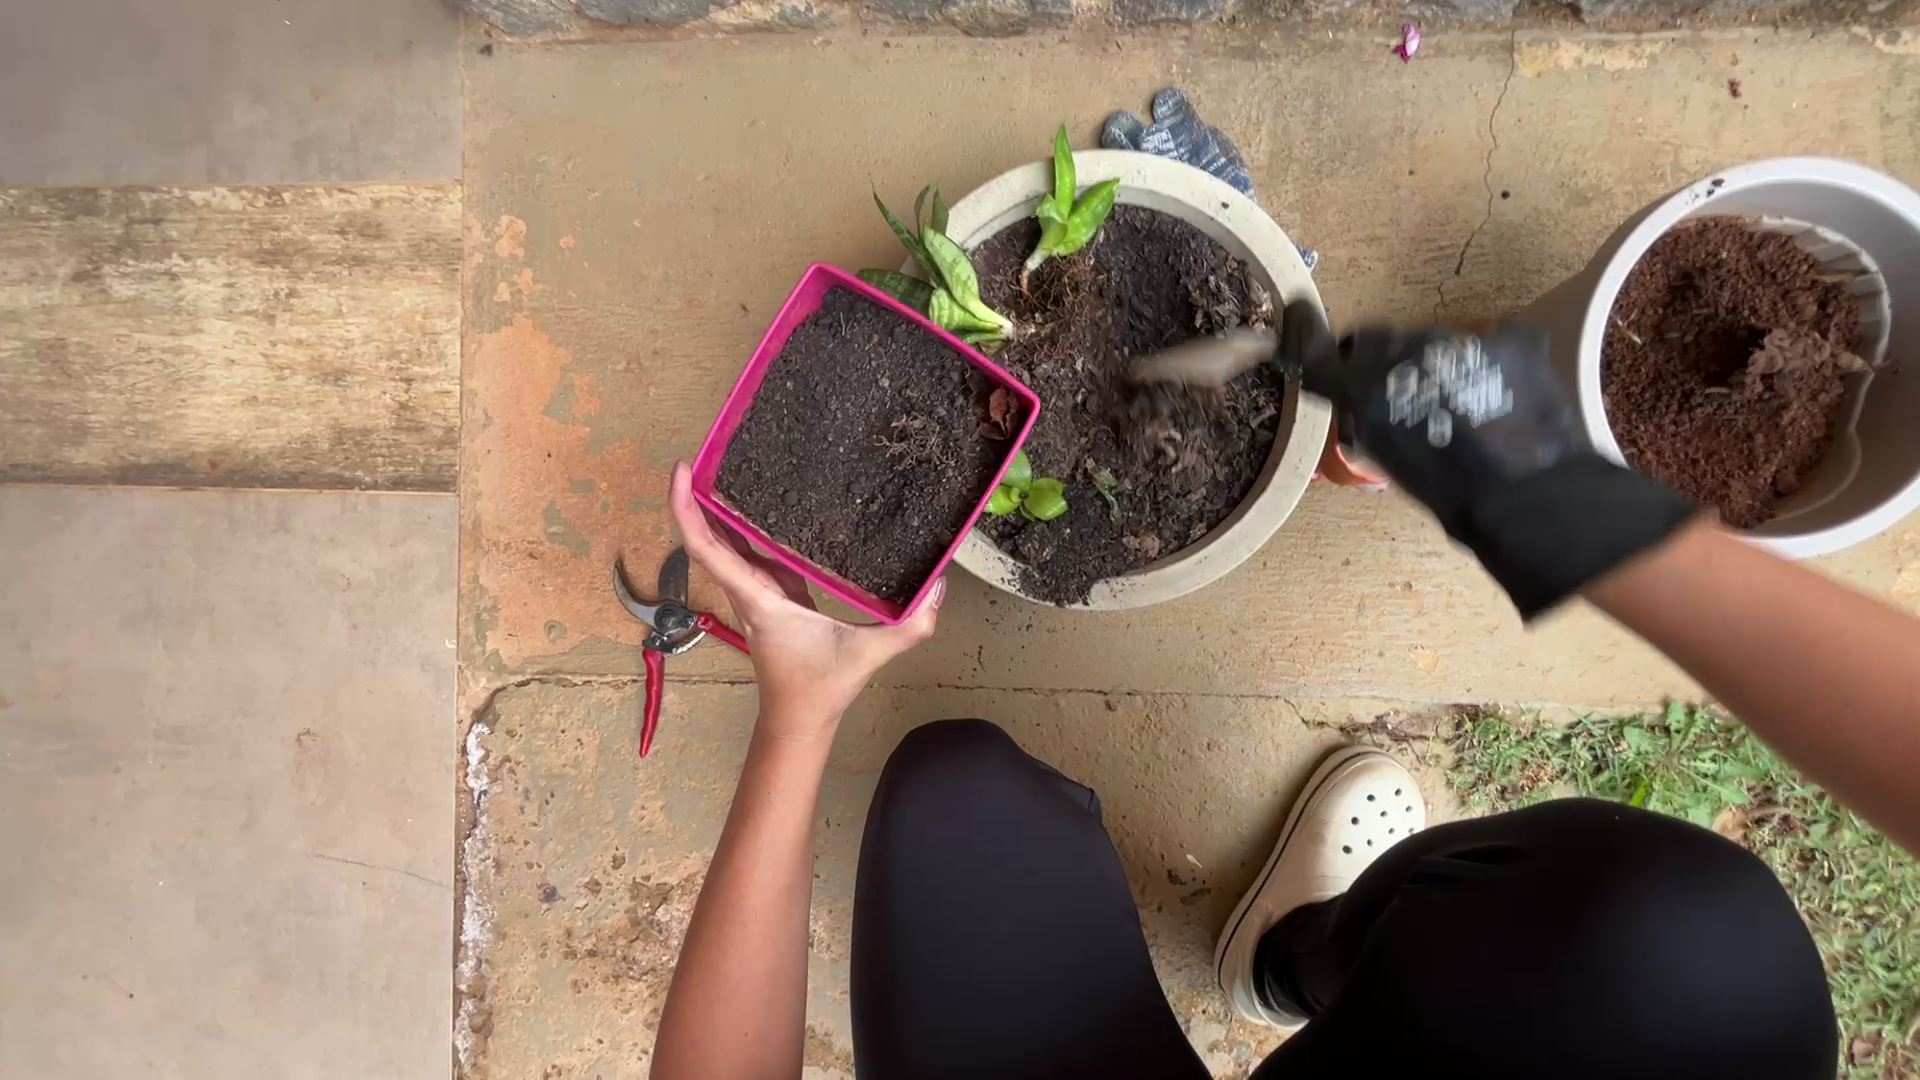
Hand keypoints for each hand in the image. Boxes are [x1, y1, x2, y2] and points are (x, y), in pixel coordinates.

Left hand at [669, 463, 942, 740]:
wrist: (798, 719)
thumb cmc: (819, 688)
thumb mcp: (867, 654)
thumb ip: (907, 627)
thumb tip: (938, 589)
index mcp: (759, 598)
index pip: (707, 548)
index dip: (686, 508)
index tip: (681, 470)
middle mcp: (748, 590)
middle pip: (708, 537)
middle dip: (696, 494)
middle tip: (705, 449)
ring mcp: (757, 592)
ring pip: (725, 544)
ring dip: (715, 509)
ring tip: (725, 464)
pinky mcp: (771, 595)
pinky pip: (748, 554)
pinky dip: (742, 527)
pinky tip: (759, 505)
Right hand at [1285, 302, 1695, 618]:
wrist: (1524, 496)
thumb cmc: (1446, 493)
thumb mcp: (1384, 457)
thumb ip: (1366, 417)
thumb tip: (1363, 401)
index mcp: (1364, 390)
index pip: (1327, 360)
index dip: (1327, 364)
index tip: (1328, 371)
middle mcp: (1405, 354)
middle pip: (1379, 340)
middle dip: (1381, 361)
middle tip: (1398, 391)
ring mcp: (1460, 341)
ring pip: (1432, 338)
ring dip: (1434, 360)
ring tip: (1455, 394)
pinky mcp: (1512, 338)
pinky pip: (1491, 339)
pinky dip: (1490, 359)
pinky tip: (1498, 387)